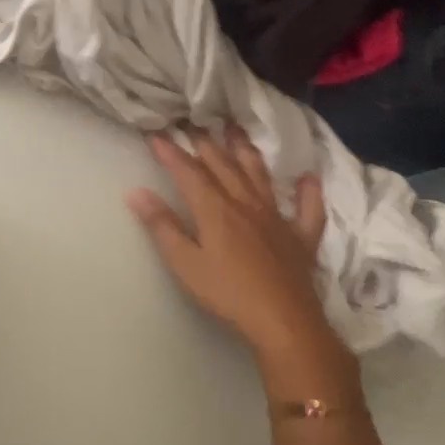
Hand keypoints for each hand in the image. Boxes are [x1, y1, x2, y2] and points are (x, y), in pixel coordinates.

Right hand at [125, 127, 352, 385]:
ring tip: (237, 131)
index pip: (189, 173)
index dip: (172, 152)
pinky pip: (308, 210)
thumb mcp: (183, 262)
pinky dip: (308, 192)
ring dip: (247, 152)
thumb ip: (162, 225)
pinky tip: (307, 179)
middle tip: (194, 121)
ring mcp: (277, 219)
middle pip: (224, 167)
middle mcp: (246, 205)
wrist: (284, 323)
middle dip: (206, 143)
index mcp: (215, 211)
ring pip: (260, 177)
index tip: (157, 133)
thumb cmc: (226, 293)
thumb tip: (135, 192)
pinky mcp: (300, 238)